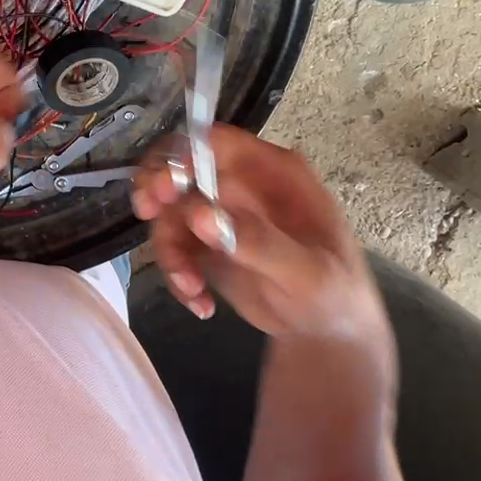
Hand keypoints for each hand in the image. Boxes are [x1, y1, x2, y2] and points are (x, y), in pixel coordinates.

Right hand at [131, 124, 385, 340]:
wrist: (328, 337)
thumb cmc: (334, 295)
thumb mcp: (305, 272)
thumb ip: (256, 241)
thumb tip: (200, 214)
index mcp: (272, 174)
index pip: (216, 142)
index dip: (183, 156)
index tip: (164, 189)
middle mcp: (239, 186)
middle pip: (179, 168)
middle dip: (157, 190)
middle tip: (147, 212)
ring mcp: (219, 214)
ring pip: (169, 214)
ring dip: (170, 251)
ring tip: (191, 288)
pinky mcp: (203, 244)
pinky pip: (172, 247)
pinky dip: (177, 276)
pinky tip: (200, 302)